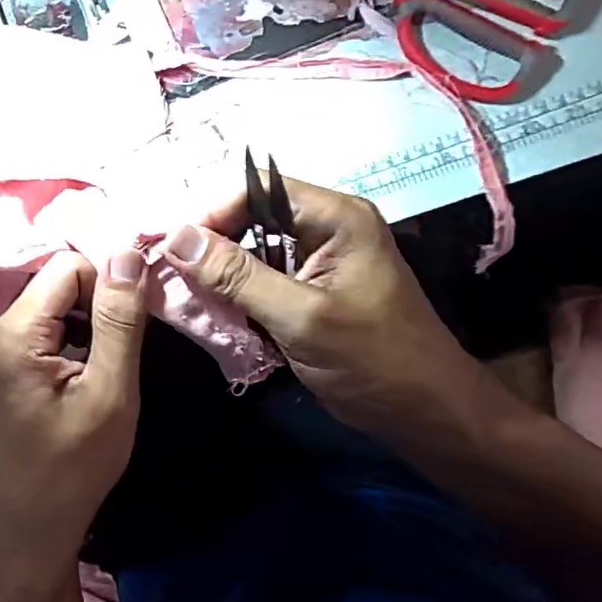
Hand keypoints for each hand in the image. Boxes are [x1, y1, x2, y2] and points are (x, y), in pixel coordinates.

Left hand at [0, 250, 148, 558]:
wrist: (38, 526)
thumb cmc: (77, 464)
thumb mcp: (111, 390)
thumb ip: (120, 319)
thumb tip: (128, 253)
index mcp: (15, 333)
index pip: (68, 265)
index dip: (108, 283)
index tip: (134, 319)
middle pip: (60, 280)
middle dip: (101, 299)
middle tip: (129, 339)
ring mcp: (1, 349)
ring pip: (58, 302)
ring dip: (93, 319)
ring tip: (115, 355)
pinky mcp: (11, 365)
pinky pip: (51, 326)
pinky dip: (80, 335)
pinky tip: (95, 366)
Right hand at [159, 176, 510, 442]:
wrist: (426, 412)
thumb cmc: (372, 360)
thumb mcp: (299, 317)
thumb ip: (237, 275)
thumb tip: (176, 236)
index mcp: (337, 216)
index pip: (259, 190)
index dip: (214, 214)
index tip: (175, 251)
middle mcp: (330, 227)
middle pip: (255, 218)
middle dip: (217, 248)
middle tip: (179, 280)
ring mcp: (325, 259)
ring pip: (258, 251)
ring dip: (227, 277)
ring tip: (197, 303)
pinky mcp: (318, 289)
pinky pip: (270, 279)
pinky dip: (245, 297)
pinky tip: (226, 319)